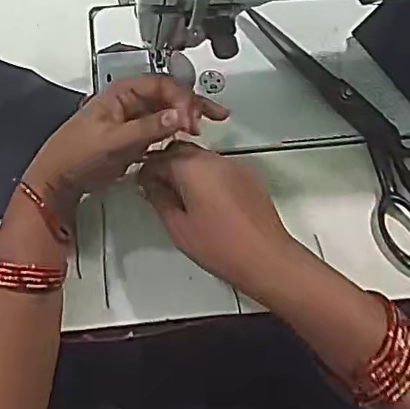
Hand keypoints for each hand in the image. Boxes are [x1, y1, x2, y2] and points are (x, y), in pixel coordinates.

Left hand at [24, 76, 227, 207]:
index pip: (161, 85)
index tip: (191, 119)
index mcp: (119, 94)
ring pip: (165, 112)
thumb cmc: (74, 155)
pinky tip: (186, 141)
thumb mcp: (114, 141)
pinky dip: (175, 134)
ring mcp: (129, 121)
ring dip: (186, 117)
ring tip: (205, 125)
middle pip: (167, 95)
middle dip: (191, 104)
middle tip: (213, 116)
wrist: (57, 180)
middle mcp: (126, 103)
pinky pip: (159, 130)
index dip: (181, 98)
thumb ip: (148, 128)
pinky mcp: (131, 139)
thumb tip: (177, 115)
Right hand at [137, 142, 313, 298]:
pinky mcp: (248, 175)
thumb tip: (149, 185)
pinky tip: (207, 199)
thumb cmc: (220, 246)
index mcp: (189, 167)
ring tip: (182, 196)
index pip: (157, 159)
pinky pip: (219, 167)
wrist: (268, 258)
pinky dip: (207, 175)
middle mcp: (211, 158)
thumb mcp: (178, 227)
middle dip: (165, 165)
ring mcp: (232, 164)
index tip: (141, 187)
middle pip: (179, 150)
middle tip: (158, 189)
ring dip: (186, 169)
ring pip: (200, 157)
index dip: (145, 172)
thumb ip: (159, 200)